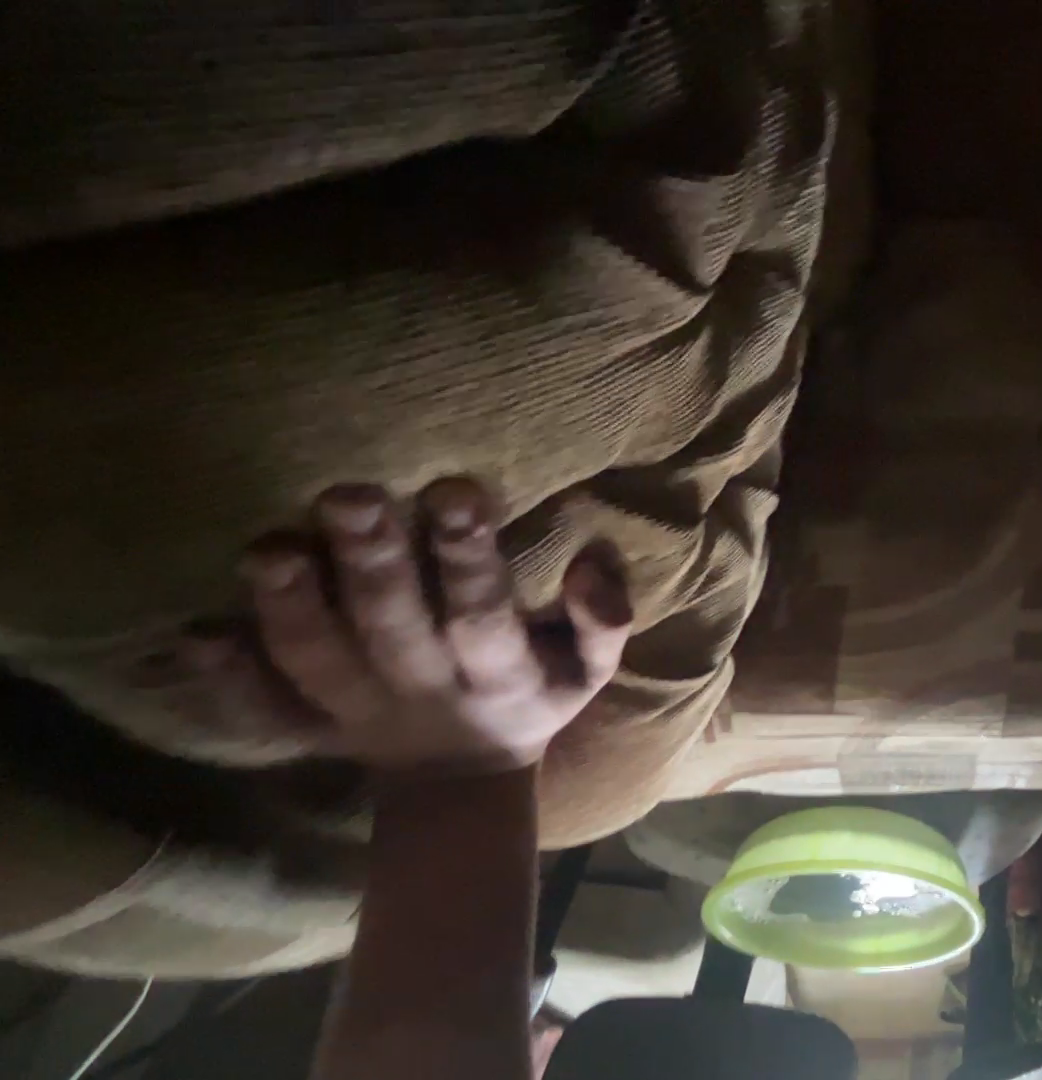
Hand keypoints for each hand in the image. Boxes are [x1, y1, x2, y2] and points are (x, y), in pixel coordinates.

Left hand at [187, 477, 633, 773]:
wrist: (464, 776)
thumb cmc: (536, 698)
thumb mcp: (592, 670)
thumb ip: (604, 618)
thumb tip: (592, 558)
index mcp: (501, 676)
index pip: (485, 616)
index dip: (468, 558)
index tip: (455, 491)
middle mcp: (426, 693)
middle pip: (393, 631)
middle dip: (372, 564)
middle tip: (351, 496)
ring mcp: (359, 715)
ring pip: (317, 664)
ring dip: (290, 608)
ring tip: (272, 547)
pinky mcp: (308, 730)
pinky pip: (262, 711)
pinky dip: (226, 680)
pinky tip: (196, 632)